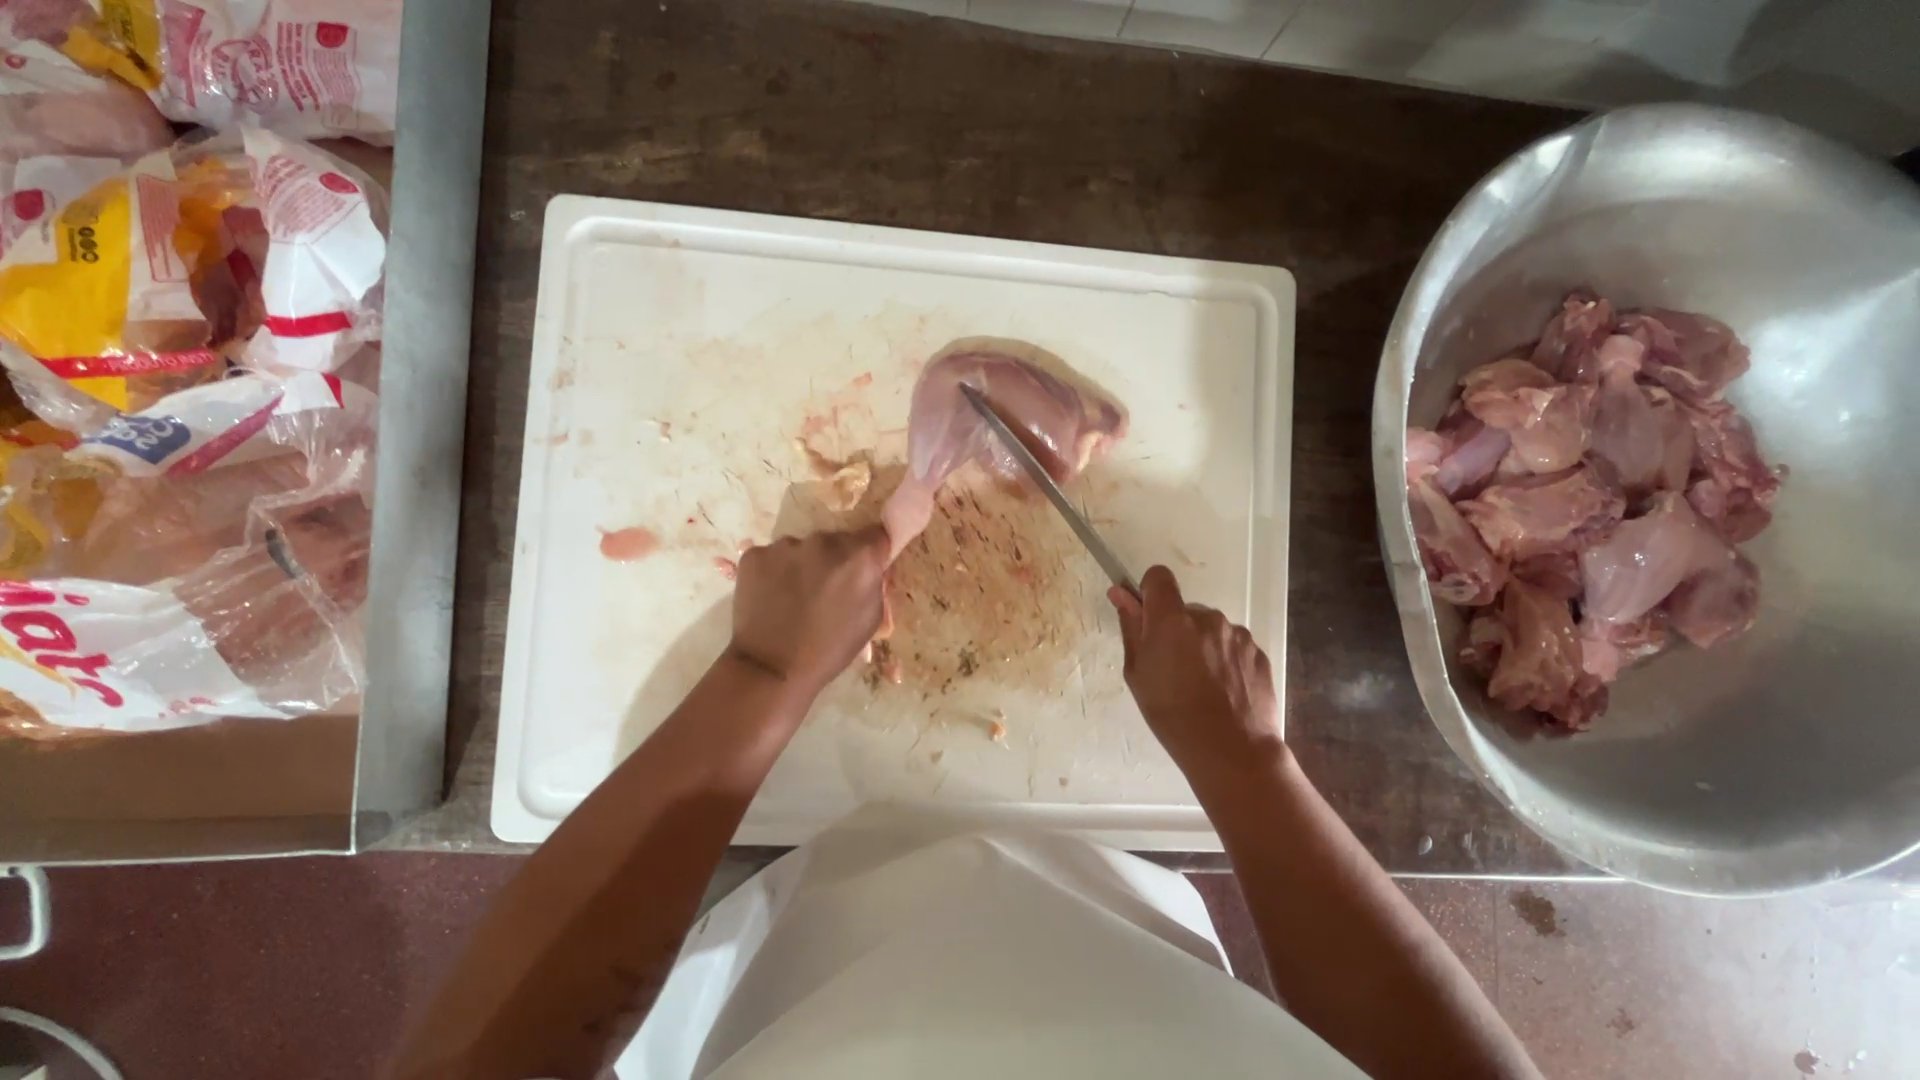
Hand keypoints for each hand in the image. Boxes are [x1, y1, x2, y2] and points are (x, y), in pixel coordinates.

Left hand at [729, 526, 890, 695]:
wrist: (771, 668)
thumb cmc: (830, 650)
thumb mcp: (870, 620)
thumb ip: (874, 583)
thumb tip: (870, 567)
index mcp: (860, 557)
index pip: (875, 535)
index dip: (872, 551)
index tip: (866, 567)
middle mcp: (824, 541)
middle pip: (837, 540)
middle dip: (836, 559)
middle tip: (826, 590)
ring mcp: (786, 545)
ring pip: (802, 548)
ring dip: (803, 565)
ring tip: (794, 598)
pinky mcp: (755, 554)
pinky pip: (772, 557)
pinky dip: (774, 572)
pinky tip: (772, 598)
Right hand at [1109, 565, 1282, 784]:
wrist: (1232, 751)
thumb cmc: (1172, 715)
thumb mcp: (1138, 674)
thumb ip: (1131, 628)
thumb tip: (1121, 594)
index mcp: (1172, 620)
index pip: (1158, 577)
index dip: (1150, 593)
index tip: (1147, 619)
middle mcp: (1207, 617)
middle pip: (1185, 610)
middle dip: (1176, 630)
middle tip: (1171, 670)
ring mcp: (1237, 634)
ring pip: (1211, 630)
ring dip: (1202, 646)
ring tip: (1201, 687)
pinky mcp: (1258, 653)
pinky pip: (1233, 647)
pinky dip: (1225, 662)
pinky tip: (1223, 693)